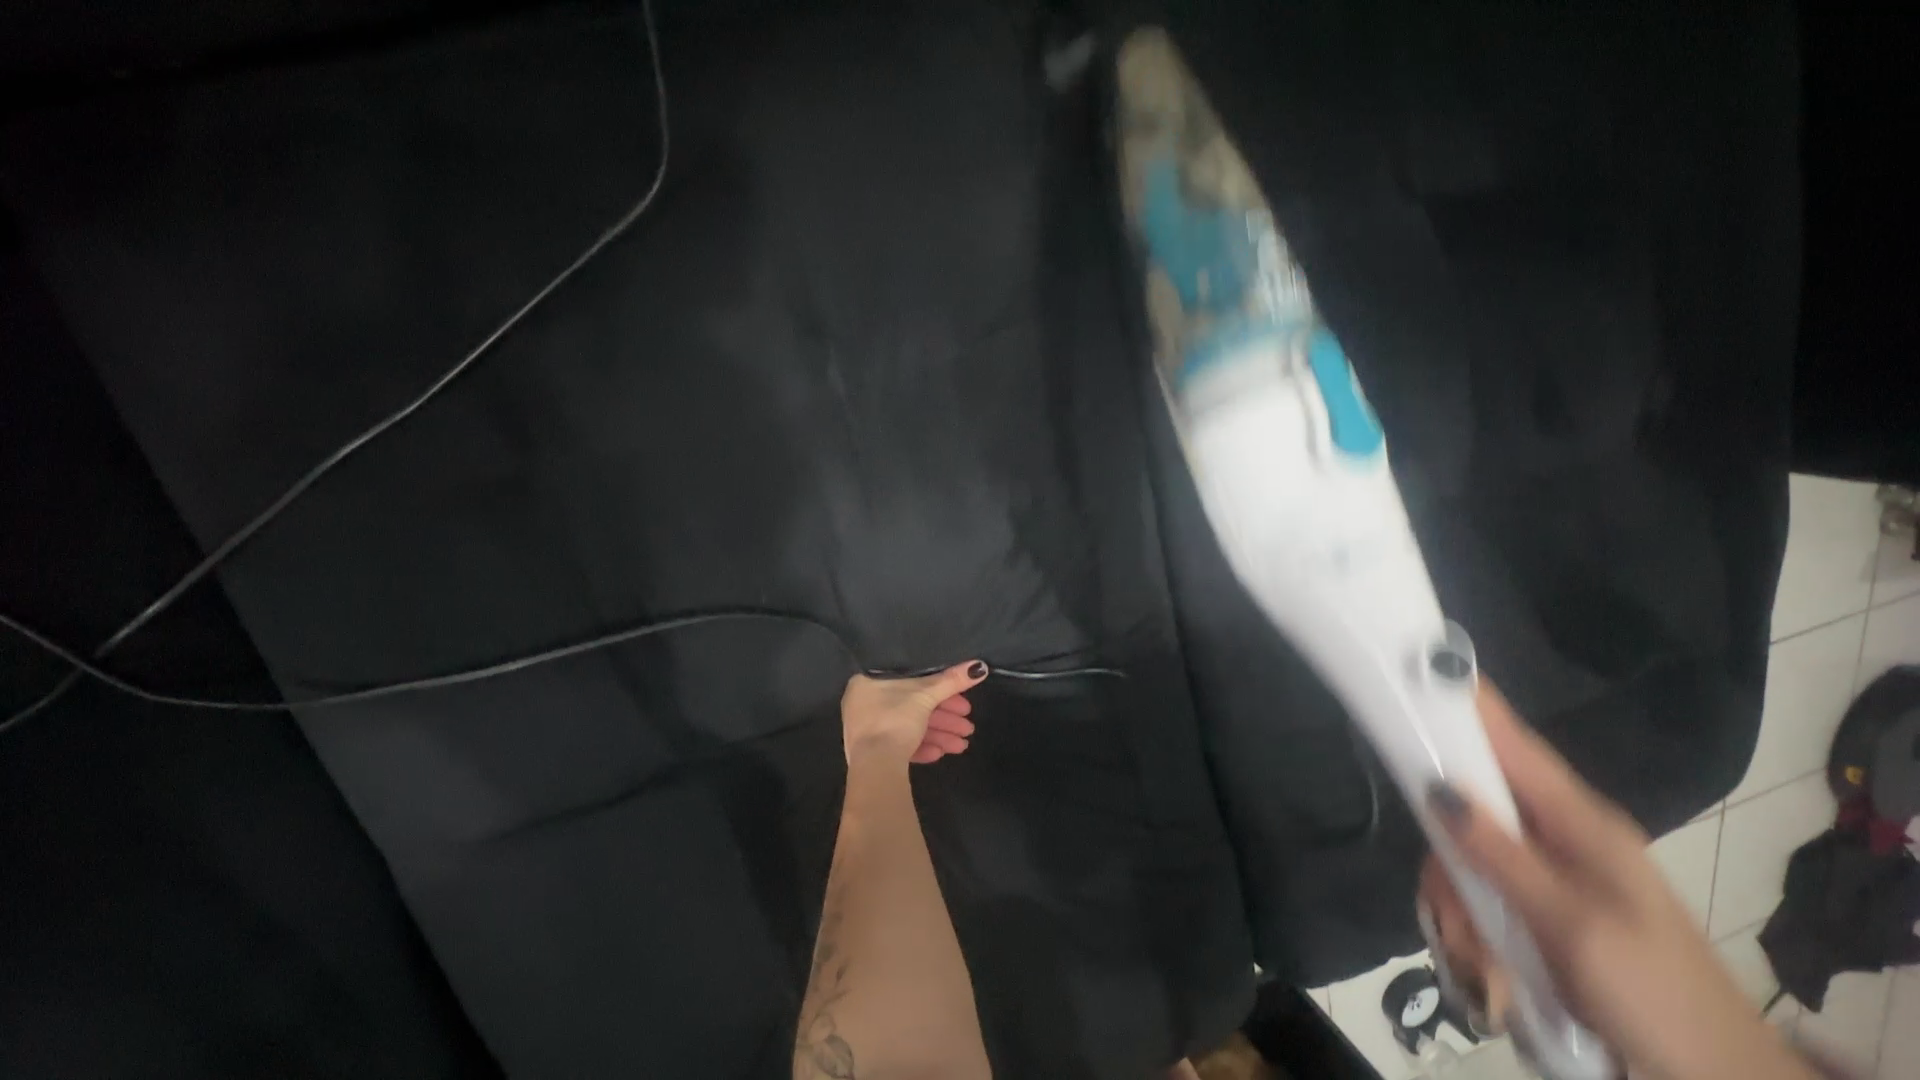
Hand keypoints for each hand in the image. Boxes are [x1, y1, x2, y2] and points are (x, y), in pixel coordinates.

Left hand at [839, 662, 987, 770]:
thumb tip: (980, 666)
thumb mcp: (926, 696)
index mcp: (868, 682)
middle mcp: (864, 704)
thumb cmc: (895, 720)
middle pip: (914, 707)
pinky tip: (940, 753)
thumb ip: (952, 681)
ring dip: (939, 735)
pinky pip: (900, 745)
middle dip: (945, 719)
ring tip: (961, 746)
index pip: (912, 682)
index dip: (942, 690)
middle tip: (968, 728)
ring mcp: (866, 730)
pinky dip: (921, 746)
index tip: (963, 704)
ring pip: (910, 728)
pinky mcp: (870, 753)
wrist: (874, 767)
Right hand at [1420, 685, 1813, 1079]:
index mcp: (1582, 823)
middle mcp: (1563, 835)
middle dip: (1448, 846)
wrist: (1713, 1076)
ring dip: (1460, 896)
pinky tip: (1488, 959)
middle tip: (1448, 897)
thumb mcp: (1573, 924)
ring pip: (1470, 852)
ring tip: (1478, 948)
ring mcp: (1554, 873)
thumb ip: (1502, 855)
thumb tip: (1438, 789)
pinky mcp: (1544, 908)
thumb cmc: (1651, 990)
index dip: (1472, 707)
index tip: (1424, 671)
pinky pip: (1482, 889)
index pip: (1516, 746)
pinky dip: (1472, 918)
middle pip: (1475, 803)